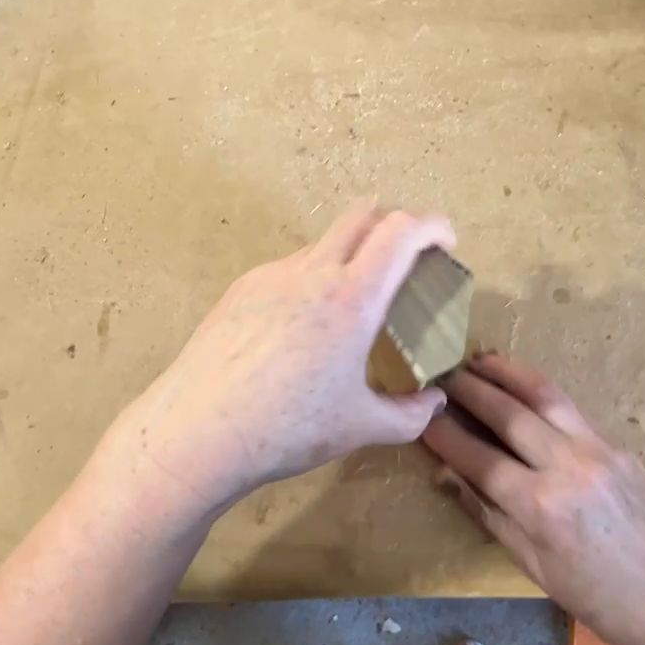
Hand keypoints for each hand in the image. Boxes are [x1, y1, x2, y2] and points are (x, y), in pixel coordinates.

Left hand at [107, 200, 454, 512]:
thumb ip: (409, 415)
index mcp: (351, 297)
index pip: (400, 231)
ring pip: (324, 242)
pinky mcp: (242, 288)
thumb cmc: (288, 429)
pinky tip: (302, 329)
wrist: (198, 430)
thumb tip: (434, 403)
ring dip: (352, 254)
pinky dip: (314, 279)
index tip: (446, 241)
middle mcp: (312, 272)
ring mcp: (271, 275)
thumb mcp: (360, 427)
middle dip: (394, 222)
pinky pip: (290, 269)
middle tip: (407, 259)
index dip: (432, 224)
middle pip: (361, 214)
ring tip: (352, 307)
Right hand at [422, 353, 644, 644]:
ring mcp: (595, 448)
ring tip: (476, 359)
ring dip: (503, 372)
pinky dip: (535, 387)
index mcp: (540, 508)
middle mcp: (565, 467)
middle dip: (467, 390)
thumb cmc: (600, 597)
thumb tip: (445, 475)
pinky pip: (567, 405)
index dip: (443, 434)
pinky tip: (519, 382)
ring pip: (540, 394)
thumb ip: (488, 514)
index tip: (419, 416)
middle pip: (505, 413)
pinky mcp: (615, 442)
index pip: (476, 457)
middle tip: (440, 377)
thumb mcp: (535, 568)